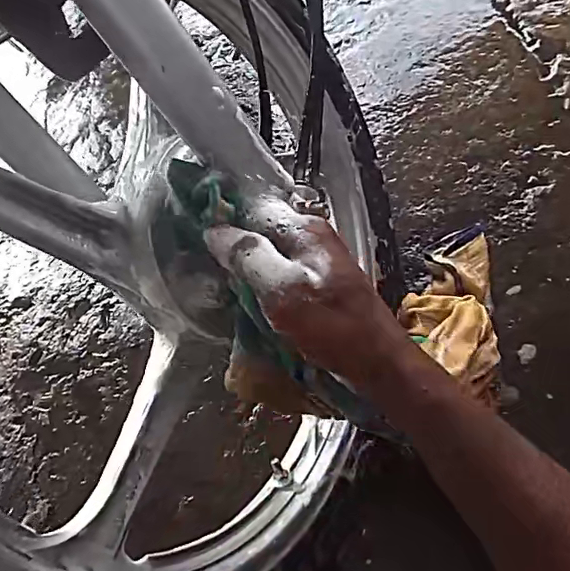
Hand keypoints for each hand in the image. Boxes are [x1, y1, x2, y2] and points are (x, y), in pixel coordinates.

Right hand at [204, 197, 412, 385]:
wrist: (377, 364)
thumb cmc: (332, 328)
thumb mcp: (283, 290)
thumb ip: (249, 256)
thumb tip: (214, 231)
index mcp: (303, 229)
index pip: (251, 206)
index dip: (221, 215)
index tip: (192, 231)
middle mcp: (309, 238)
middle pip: (258, 231)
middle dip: (230, 245)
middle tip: (200, 265)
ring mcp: (313, 263)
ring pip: (266, 255)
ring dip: (242, 270)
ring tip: (216, 285)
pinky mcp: (315, 287)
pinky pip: (276, 277)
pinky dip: (258, 287)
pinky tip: (244, 302)